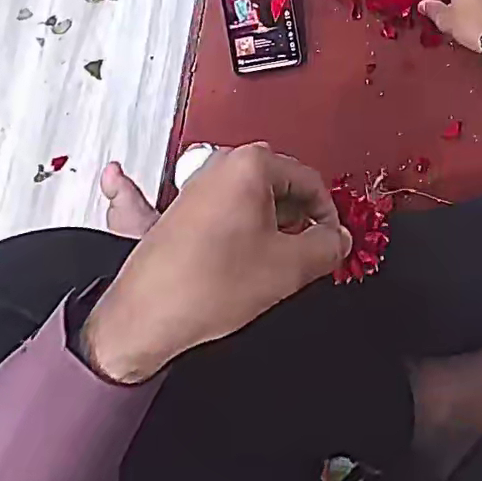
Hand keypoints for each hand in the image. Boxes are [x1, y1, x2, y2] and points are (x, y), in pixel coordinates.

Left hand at [81, 144, 350, 383]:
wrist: (142, 316)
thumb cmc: (203, 285)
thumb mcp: (289, 267)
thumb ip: (328, 247)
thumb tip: (338, 239)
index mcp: (252, 164)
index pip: (311, 181)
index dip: (328, 216)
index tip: (330, 242)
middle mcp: (225, 164)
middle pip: (284, 186)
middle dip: (299, 221)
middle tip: (305, 254)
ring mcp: (202, 184)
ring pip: (257, 199)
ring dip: (273, 227)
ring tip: (272, 263)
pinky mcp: (187, 207)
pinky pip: (231, 210)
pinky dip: (245, 229)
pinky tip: (242, 259)